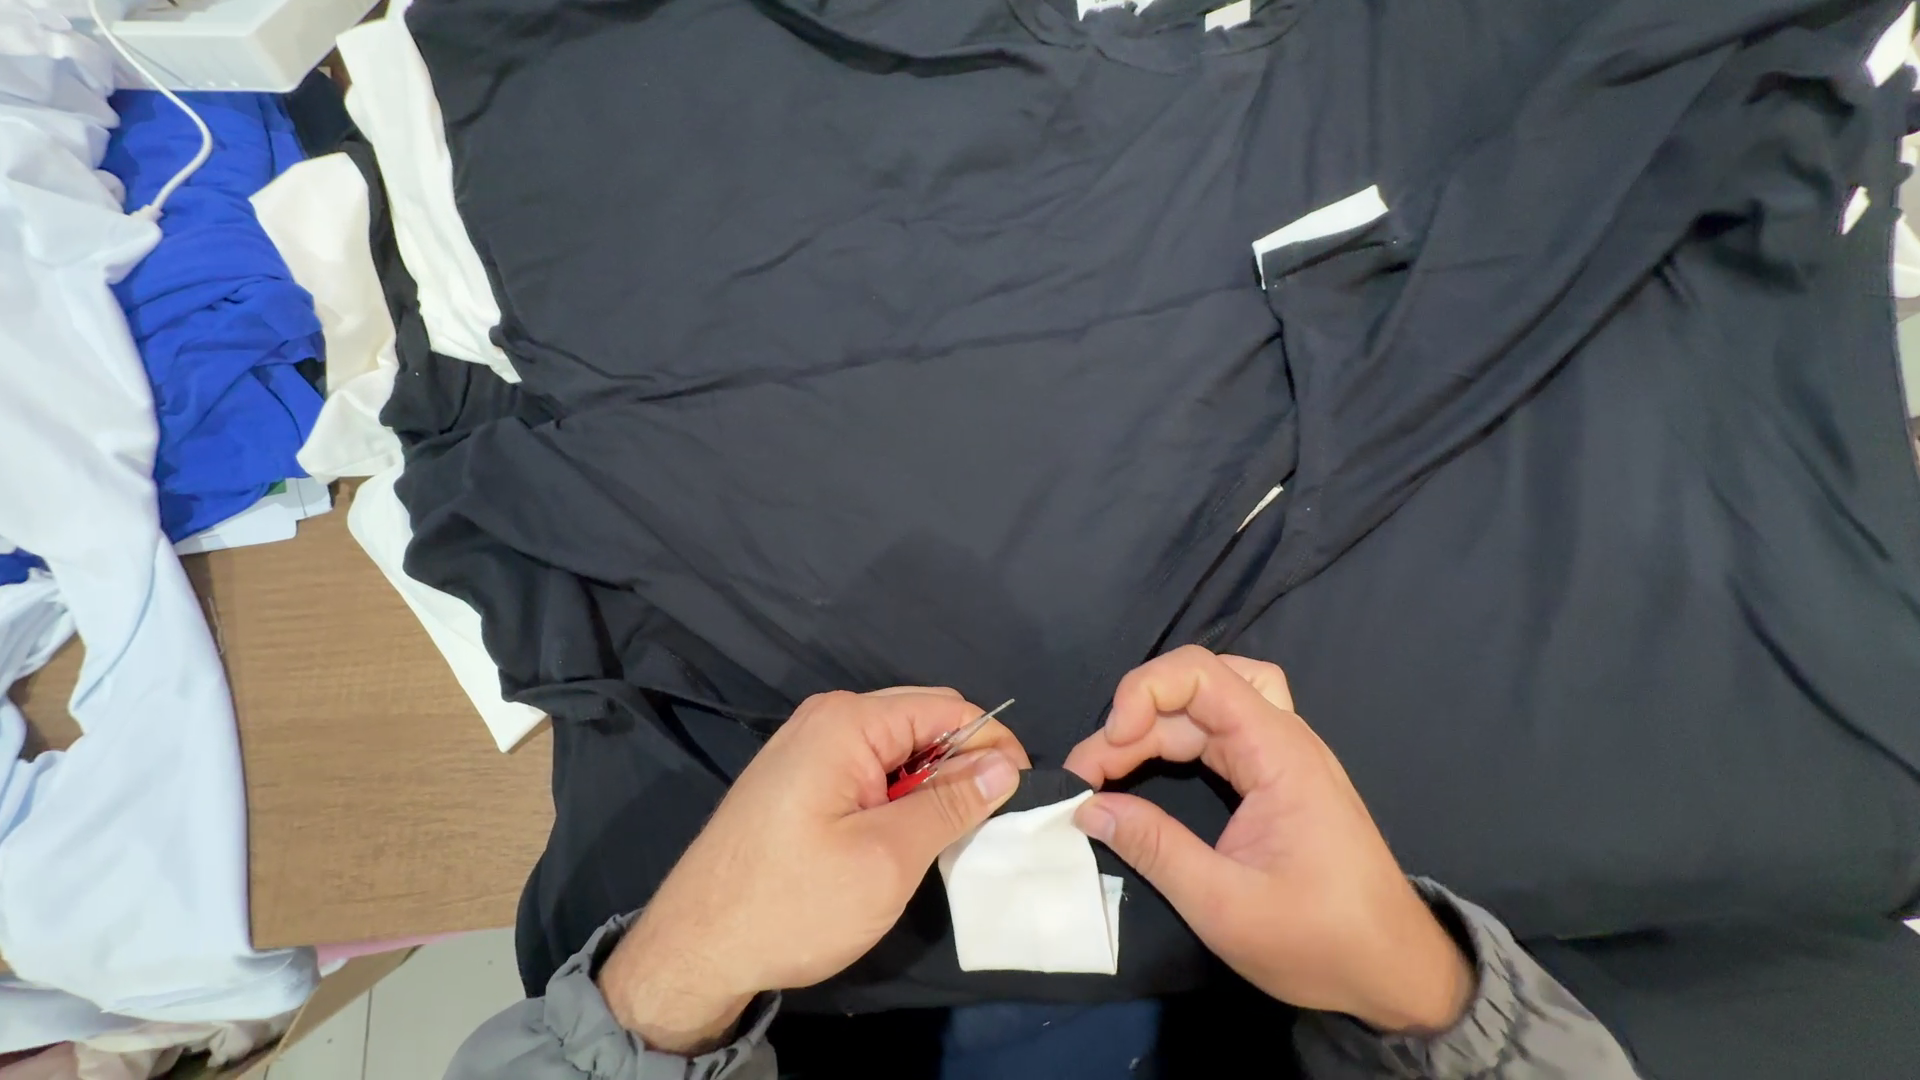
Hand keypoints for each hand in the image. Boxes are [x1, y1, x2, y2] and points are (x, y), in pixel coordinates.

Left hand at [597, 688, 1027, 1051]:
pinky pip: (868, 763)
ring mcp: (808, 744)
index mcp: (849, 721)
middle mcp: (827, 717)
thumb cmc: (794, 902)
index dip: (992, 741)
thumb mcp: (887, 856)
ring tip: (952, 826)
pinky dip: (899, 788)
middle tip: (990, 813)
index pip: (946, 708)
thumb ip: (950, 802)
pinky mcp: (799, 774)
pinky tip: (907, 827)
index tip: (1021, 789)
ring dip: (931, 777)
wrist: (693, 950)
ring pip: (896, 744)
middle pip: (920, 718)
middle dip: (962, 758)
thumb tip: (1004, 765)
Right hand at [1064, 647, 1473, 1033]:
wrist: (1397, 974)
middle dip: (1132, 721)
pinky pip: (1217, 727)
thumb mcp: (1225, 906)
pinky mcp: (1273, 774)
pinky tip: (1151, 761)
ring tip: (1115, 760)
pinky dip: (1175, 735)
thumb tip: (1088, 809)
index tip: (1107, 751)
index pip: (1201, 673)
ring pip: (1205, 700)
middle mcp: (1280, 736)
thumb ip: (1154, 849)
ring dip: (1153, 721)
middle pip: (1193, 687)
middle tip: (1088, 777)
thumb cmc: (1321, 942)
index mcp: (1278, 751)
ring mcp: (1279, 752)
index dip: (1142, 694)